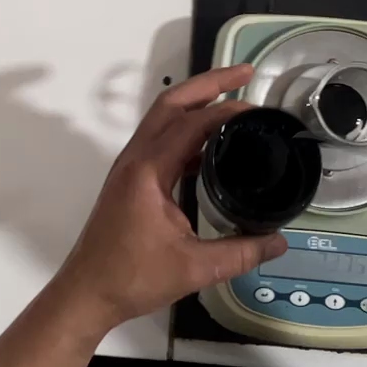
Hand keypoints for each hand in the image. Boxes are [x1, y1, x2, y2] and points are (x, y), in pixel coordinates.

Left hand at [47, 64, 289, 335]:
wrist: (87, 293)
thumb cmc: (132, 278)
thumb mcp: (194, 268)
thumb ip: (241, 253)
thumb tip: (279, 243)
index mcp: (148, 171)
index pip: (191, 123)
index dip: (226, 110)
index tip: (259, 108)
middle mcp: (136, 159)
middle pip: (171, 103)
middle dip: (208, 83)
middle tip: (245, 74)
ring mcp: (130, 166)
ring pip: (163, 118)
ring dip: (195, 102)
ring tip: (232, 99)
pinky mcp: (131, 179)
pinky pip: (160, 139)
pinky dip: (186, 128)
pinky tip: (212, 142)